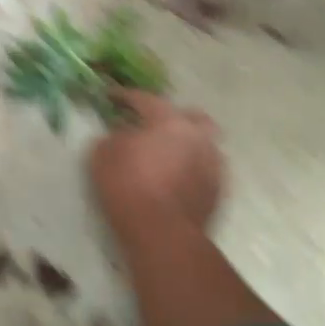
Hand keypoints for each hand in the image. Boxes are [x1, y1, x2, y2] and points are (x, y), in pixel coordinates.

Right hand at [90, 89, 222, 233]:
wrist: (161, 229)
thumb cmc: (127, 181)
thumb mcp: (105, 150)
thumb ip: (118, 134)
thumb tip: (127, 132)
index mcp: (171, 123)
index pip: (147, 99)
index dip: (125, 96)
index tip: (109, 96)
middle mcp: (199, 139)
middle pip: (195, 118)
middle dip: (175, 117)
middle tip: (152, 123)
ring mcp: (215, 166)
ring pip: (203, 144)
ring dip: (185, 143)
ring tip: (162, 152)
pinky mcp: (219, 191)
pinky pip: (204, 167)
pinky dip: (189, 165)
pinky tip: (171, 174)